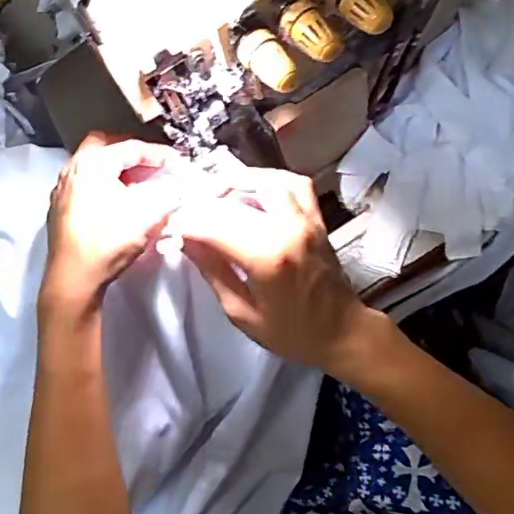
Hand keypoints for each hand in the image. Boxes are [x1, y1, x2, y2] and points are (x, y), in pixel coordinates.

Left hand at [42, 133, 182, 313]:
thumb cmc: (107, 244)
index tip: (177, 163)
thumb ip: (168, 197)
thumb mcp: (147, 218)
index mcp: (91, 165)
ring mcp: (61, 188)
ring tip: (139, 182)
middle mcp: (72, 170)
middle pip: (105, 145)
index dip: (159, 154)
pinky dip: (102, 182)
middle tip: (153, 165)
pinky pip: (83, 181)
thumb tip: (180, 188)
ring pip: (92, 164)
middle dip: (131, 152)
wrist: (73, 279)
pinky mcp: (59, 206)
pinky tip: (117, 200)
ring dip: (116, 168)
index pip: (131, 148)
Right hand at [166, 167, 389, 372]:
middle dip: (202, 203)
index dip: (185, 223)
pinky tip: (252, 190)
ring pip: (264, 180)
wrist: (343, 332)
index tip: (169, 228)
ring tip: (214, 196)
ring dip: (234, 183)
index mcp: (267, 258)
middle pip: (233, 199)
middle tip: (185, 213)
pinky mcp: (315, 218)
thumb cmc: (291, 332)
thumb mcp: (241, 313)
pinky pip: (293, 184)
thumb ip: (213, 271)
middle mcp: (287, 229)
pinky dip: (269, 180)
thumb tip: (185, 240)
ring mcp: (304, 220)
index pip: (212, 225)